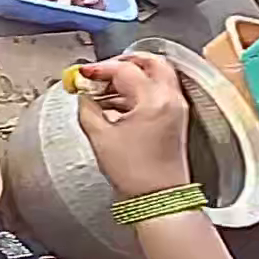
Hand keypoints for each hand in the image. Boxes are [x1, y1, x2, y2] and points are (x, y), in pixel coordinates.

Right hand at [75, 53, 191, 196]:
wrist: (157, 197)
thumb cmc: (133, 171)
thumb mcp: (100, 137)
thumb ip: (88, 109)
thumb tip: (83, 96)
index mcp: (153, 100)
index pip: (124, 70)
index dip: (99, 69)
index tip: (82, 74)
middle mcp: (170, 98)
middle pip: (150, 62)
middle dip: (122, 62)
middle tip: (99, 72)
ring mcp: (176, 107)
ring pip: (156, 74)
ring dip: (131, 75)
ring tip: (104, 88)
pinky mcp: (175, 118)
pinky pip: (158, 91)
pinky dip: (138, 89)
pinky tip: (116, 103)